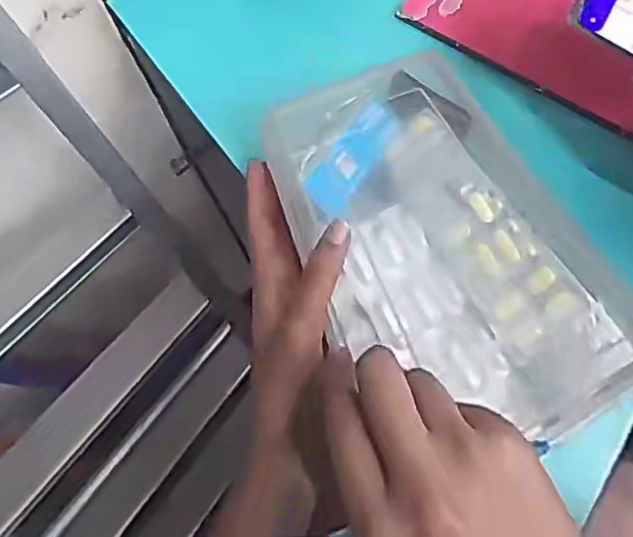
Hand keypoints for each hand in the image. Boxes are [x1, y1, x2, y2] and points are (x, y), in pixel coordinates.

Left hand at [245, 160, 348, 432]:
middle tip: (307, 169)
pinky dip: (344, 267)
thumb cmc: (288, 402)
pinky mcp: (330, 338)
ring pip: (307, 264)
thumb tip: (338, 227)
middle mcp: (286, 303)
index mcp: (272, 296)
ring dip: (315, 232)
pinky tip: (372, 265)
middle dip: (287, 206)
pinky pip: (335, 290)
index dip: (261, 199)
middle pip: (282, 244)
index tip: (261, 162)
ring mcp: (308, 321)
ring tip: (340, 200)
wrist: (294, 470)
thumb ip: (315, 284)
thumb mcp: (299, 336)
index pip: (264, 236)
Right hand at [322, 346, 577, 536]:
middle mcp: (421, 479)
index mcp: (382, 521)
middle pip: (380, 374)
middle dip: (376, 372)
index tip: (337, 367)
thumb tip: (356, 413)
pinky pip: (467, 405)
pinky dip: (462, 424)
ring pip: (423, 380)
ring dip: (420, 401)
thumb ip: (368, 487)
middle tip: (383, 391)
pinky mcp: (511, 442)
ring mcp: (469, 452)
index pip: (341, 419)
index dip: (335, 384)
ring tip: (434, 436)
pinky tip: (474, 458)